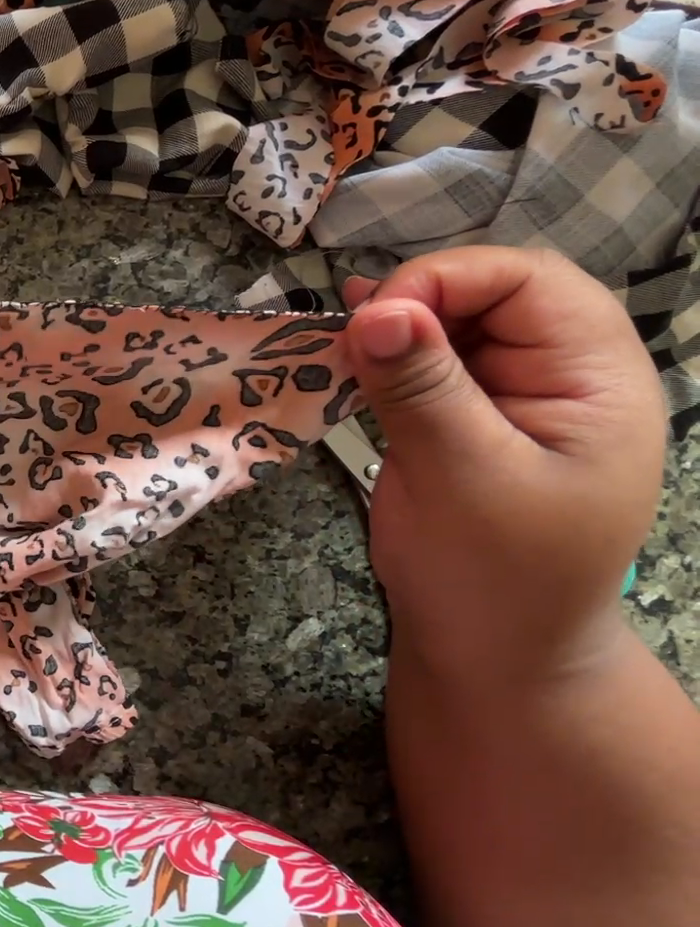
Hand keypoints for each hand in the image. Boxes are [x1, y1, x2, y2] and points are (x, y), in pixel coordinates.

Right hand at [342, 247, 664, 679]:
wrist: (490, 644)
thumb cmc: (494, 569)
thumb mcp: (461, 476)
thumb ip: (422, 389)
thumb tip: (374, 309)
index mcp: (595, 379)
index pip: (530, 282)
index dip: (446, 282)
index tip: (370, 322)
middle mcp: (557, 374)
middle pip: (486, 294)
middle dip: (410, 303)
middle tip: (342, 339)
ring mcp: (505, 397)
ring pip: (446, 327)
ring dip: (386, 330)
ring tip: (330, 347)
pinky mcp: (458, 420)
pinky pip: (420, 366)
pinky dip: (377, 358)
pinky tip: (342, 357)